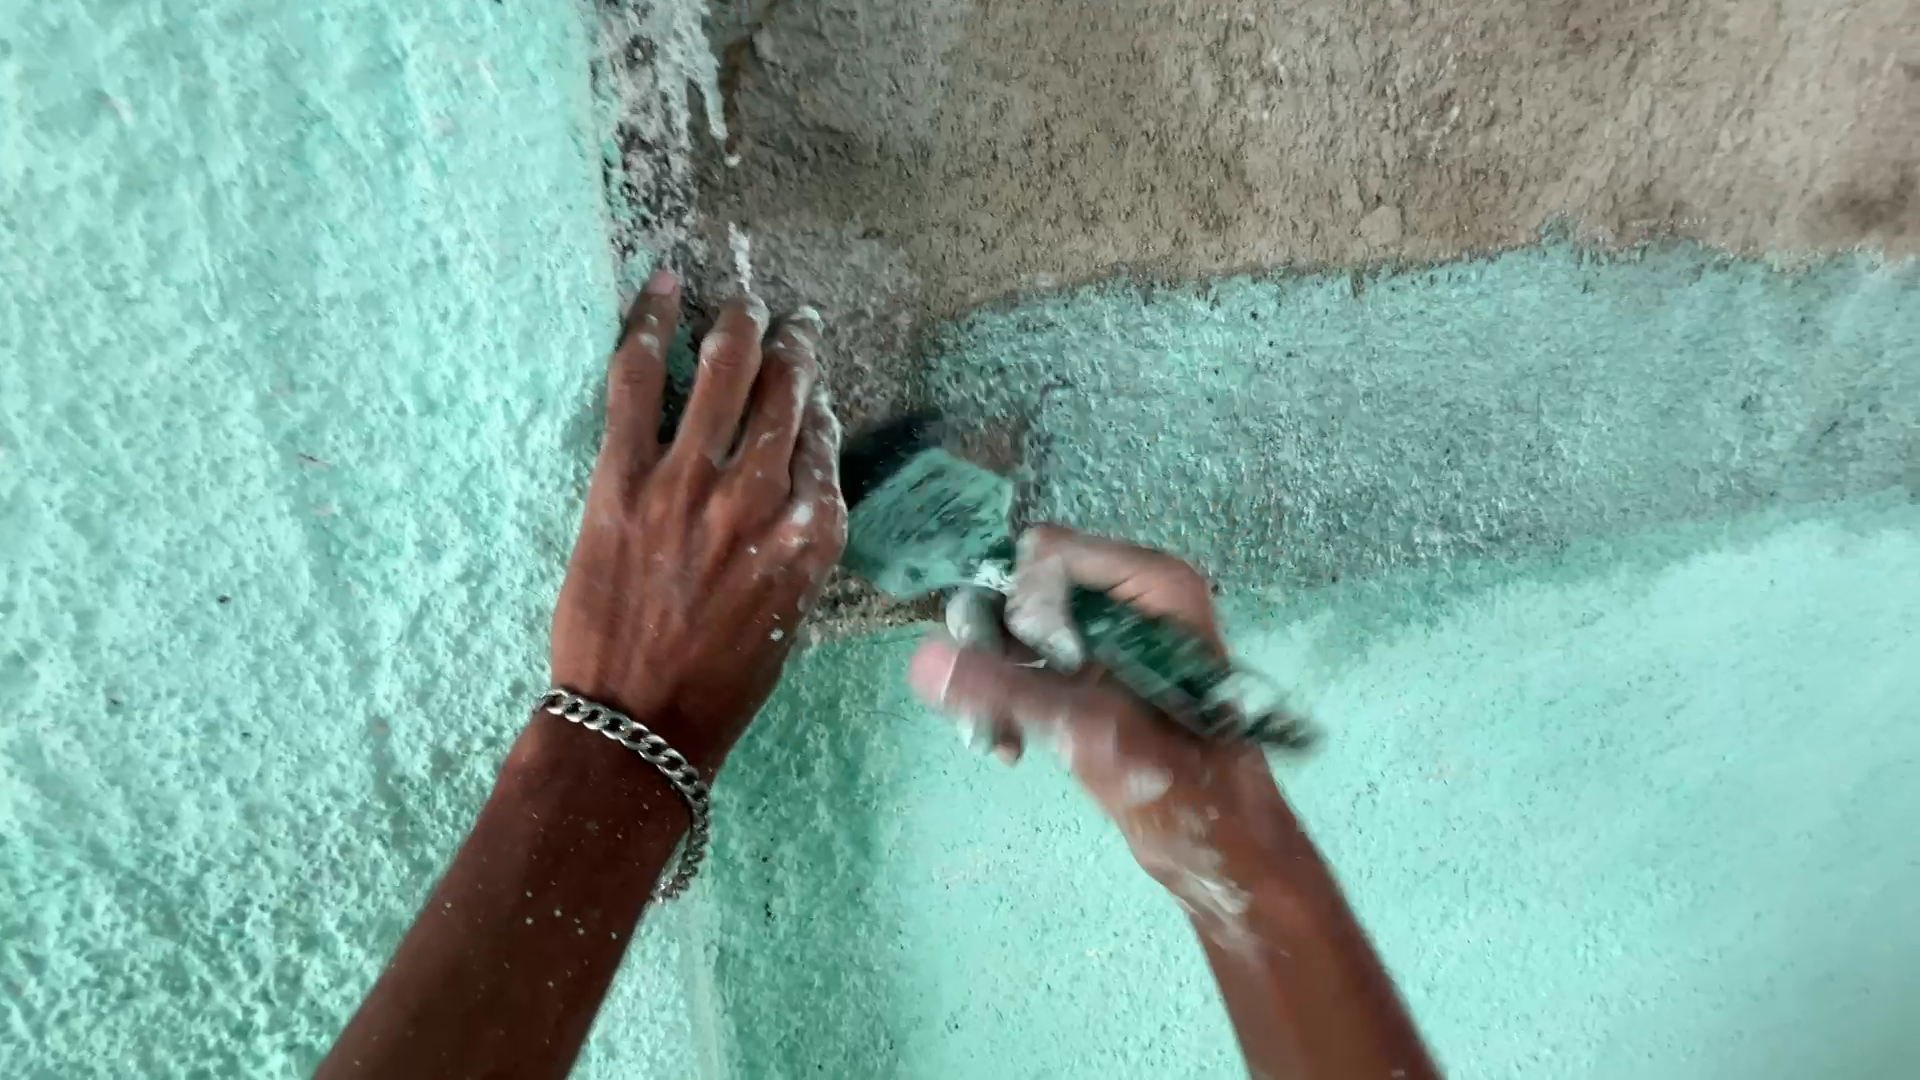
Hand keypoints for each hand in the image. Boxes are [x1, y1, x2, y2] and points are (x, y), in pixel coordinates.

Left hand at [550, 269, 846, 771]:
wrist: (641, 720)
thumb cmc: (729, 675)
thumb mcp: (797, 606)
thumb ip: (804, 532)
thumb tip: (798, 470)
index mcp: (813, 533)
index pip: (824, 442)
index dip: (818, 407)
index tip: (811, 391)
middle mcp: (762, 496)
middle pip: (786, 396)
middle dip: (794, 348)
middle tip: (793, 321)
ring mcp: (691, 482)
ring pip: (723, 373)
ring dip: (737, 323)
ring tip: (743, 298)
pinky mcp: (623, 480)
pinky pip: (636, 384)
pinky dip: (650, 328)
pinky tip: (664, 289)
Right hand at [909, 527, 1297, 930]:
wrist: (1224, 851)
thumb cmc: (1183, 786)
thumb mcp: (1092, 731)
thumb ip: (1004, 690)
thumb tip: (922, 661)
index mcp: (1148, 584)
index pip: (1045, 552)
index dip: (1016, 603)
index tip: (1021, 662)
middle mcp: (1124, 597)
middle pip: (1021, 588)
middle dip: (992, 646)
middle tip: (984, 694)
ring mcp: (1101, 636)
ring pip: (1012, 629)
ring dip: (991, 680)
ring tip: (993, 736)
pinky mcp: (1085, 674)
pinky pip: (1021, 664)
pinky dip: (1006, 699)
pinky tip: (1006, 745)